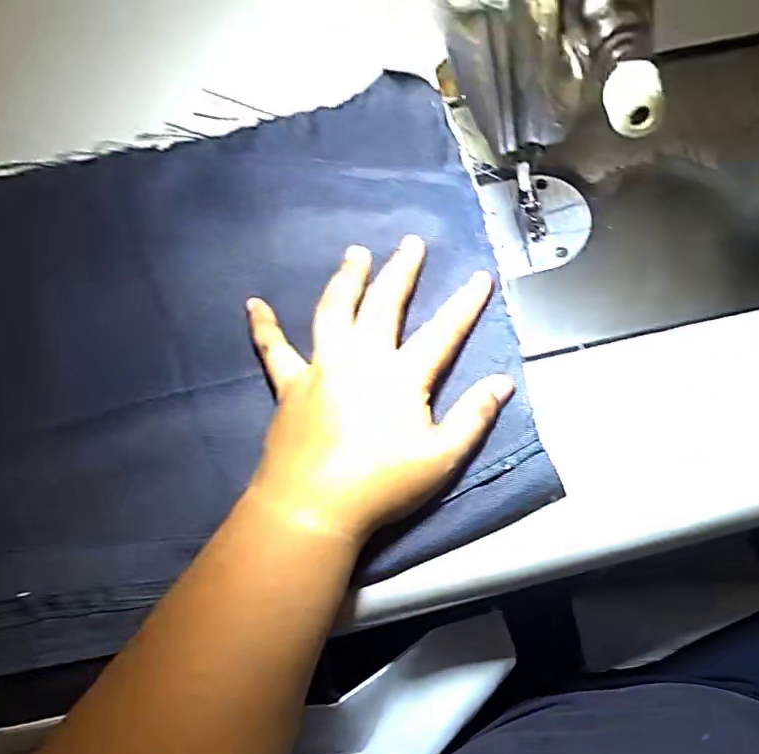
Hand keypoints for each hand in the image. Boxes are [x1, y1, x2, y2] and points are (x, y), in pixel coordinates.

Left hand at [241, 236, 514, 542]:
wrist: (315, 505)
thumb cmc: (384, 484)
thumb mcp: (443, 456)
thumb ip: (474, 416)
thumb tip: (503, 383)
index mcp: (401, 378)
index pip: (442, 333)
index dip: (464, 305)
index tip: (480, 277)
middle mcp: (361, 360)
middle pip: (382, 306)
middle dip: (400, 272)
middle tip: (410, 244)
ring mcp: (322, 369)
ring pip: (333, 312)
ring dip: (346, 280)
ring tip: (355, 254)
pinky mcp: (290, 387)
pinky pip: (274, 349)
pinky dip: (265, 327)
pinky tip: (255, 306)